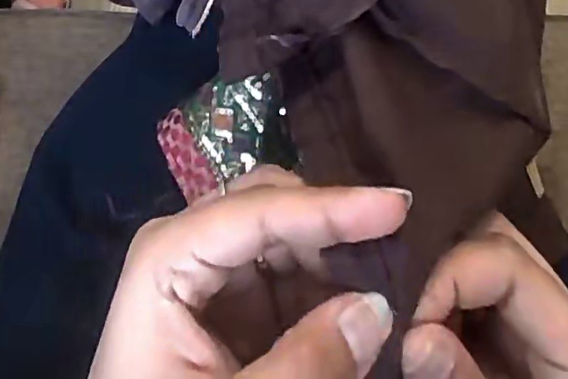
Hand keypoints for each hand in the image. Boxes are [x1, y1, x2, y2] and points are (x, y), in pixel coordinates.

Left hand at [90, 168, 411, 378]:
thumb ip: (307, 363)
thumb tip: (377, 306)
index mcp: (168, 255)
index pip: (259, 211)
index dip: (330, 206)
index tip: (396, 204)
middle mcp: (188, 243)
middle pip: (272, 207)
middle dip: (333, 222)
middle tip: (399, 235)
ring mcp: (208, 267)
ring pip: (284, 234)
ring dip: (334, 252)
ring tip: (388, 263)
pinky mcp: (228, 297)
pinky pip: (285, 271)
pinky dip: (324, 280)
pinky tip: (357, 291)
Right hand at [402, 215, 567, 378]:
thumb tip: (413, 336)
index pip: (509, 262)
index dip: (449, 273)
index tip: (405, 321)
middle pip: (503, 242)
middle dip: (441, 254)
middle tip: (393, 292)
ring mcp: (552, 339)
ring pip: (489, 262)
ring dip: (439, 277)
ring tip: (400, 310)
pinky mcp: (530, 356)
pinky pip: (483, 303)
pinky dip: (445, 306)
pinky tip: (417, 329)